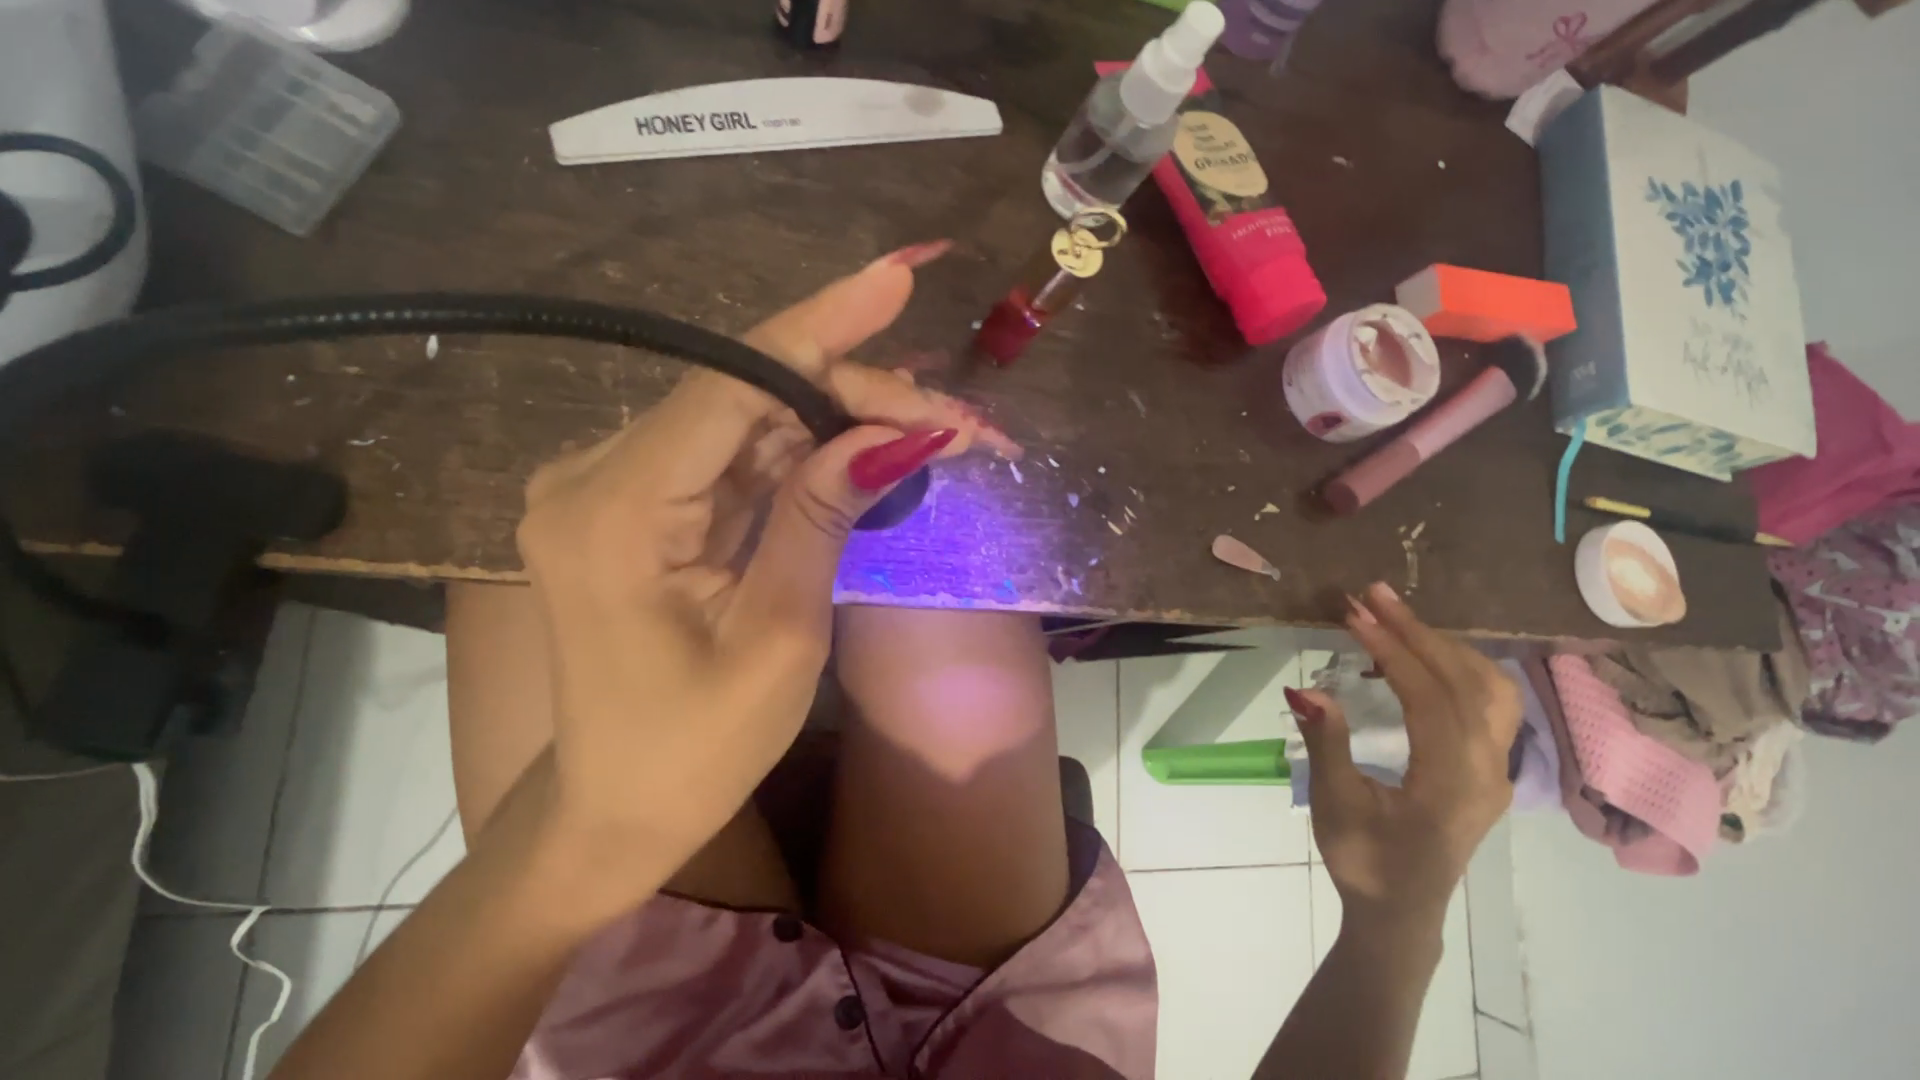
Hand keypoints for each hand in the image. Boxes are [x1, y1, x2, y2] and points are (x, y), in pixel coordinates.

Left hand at [515, 242, 1013, 889]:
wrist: (616, 809)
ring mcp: (604, 489)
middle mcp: (591, 478)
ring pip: (738, 422)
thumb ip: (823, 514)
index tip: (896, 276)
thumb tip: (894, 433)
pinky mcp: (628, 507)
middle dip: (850, 395)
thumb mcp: (779, 636)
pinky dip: (794, 453)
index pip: (728, 386)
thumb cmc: (697, 749)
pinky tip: (861, 445)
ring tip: (930, 427)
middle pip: (739, 397)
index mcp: (614, 513)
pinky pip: (723, 458)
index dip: (819, 327)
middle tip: (952, 419)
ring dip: (831, 422)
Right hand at [1285, 583, 1520, 932]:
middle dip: (1417, 632)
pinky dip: (1456, 669)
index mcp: (1453, 781)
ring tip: (1395, 619)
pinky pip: (1487, 704)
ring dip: (1443, 646)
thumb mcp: (1336, 807)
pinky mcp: (1489, 770)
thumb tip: (1306, 688)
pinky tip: (1419, 660)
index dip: (1392, 650)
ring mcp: (1496, 769)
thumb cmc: (1364, 863)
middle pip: (1466, 681)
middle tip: (1371, 596)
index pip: (1430, 696)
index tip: (1354, 612)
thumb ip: (1327, 744)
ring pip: (1489, 688)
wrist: (1401, 915)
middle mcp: (1489, 769)